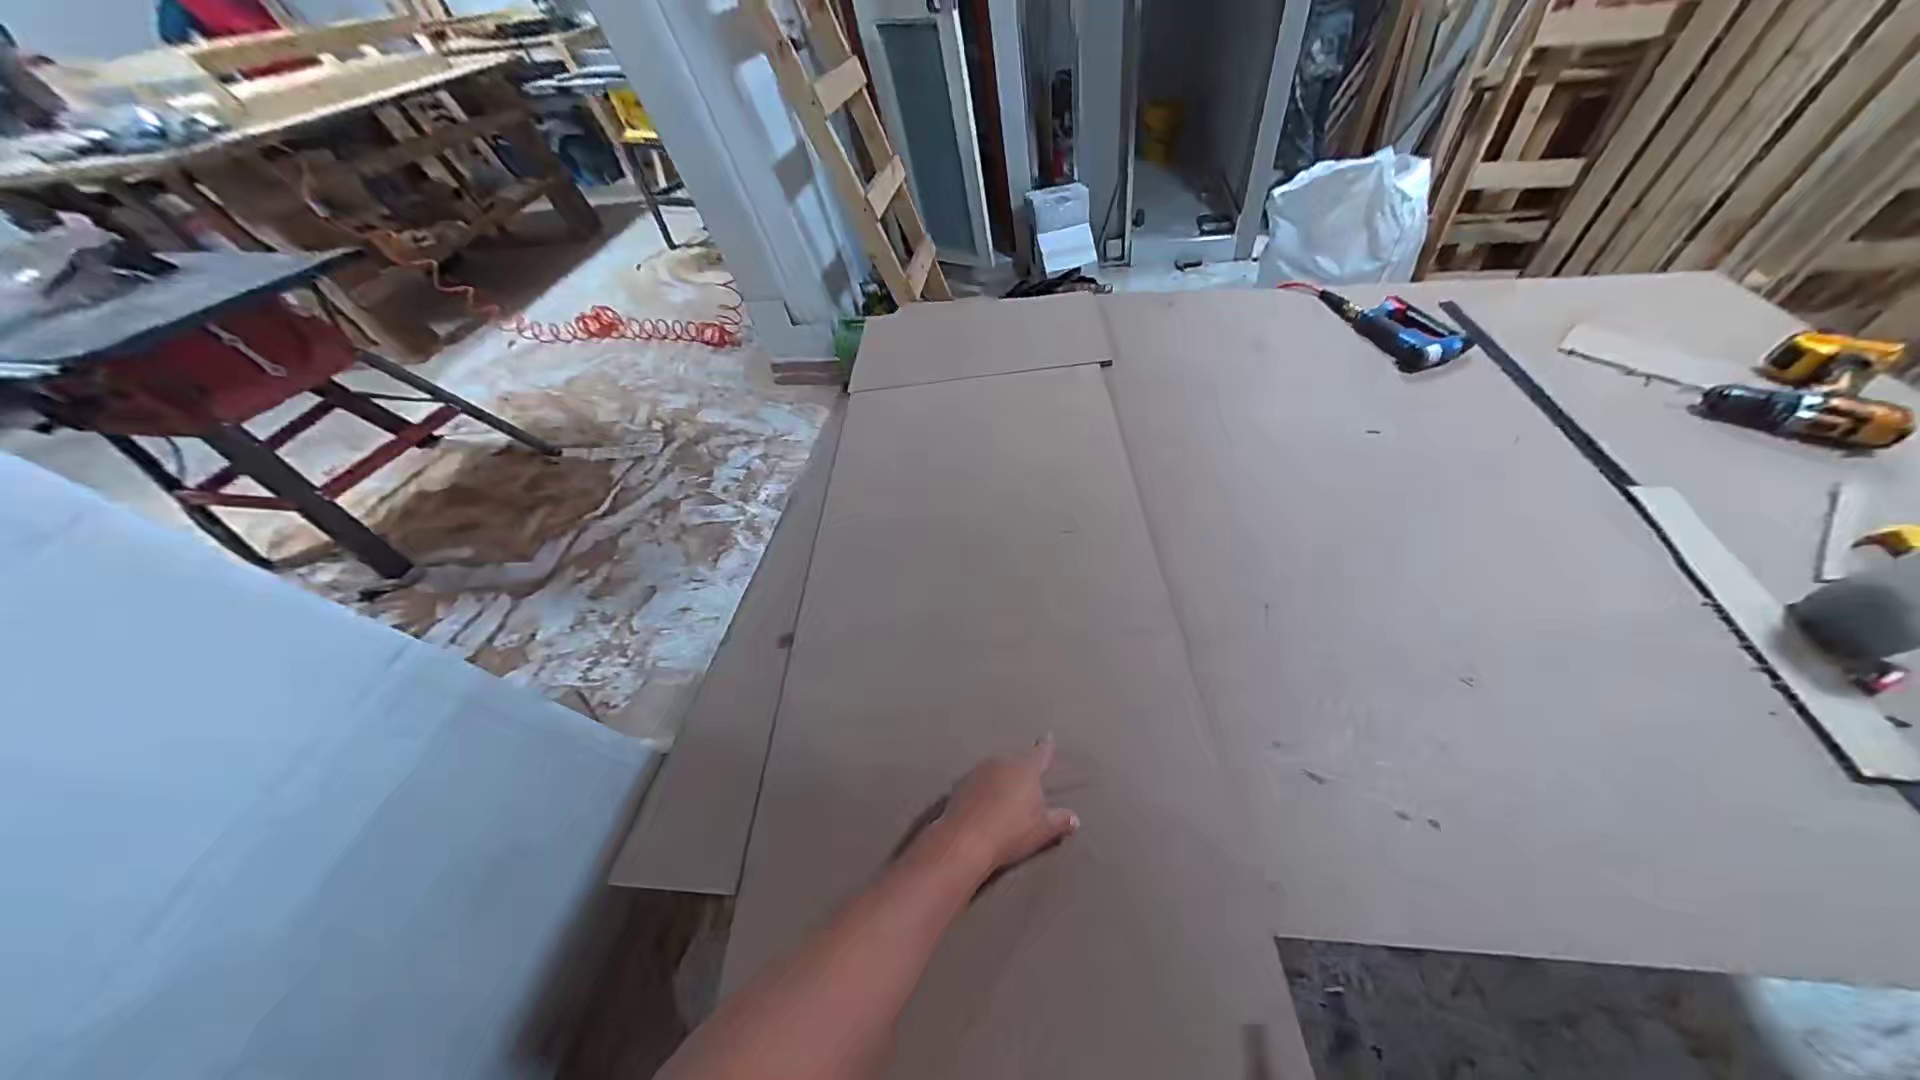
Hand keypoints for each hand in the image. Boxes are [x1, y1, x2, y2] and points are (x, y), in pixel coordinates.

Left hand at [932, 736, 1078, 877]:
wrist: (965, 840)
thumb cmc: (1010, 831)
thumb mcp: (1042, 829)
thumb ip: (1060, 821)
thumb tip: (1074, 819)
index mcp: (1026, 770)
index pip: (1041, 754)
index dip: (1046, 747)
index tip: (1048, 736)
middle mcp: (1002, 763)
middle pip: (1016, 762)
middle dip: (1022, 771)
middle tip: (1026, 787)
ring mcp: (978, 771)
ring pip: (995, 770)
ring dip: (1001, 780)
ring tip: (1004, 800)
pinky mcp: (960, 784)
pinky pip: (977, 783)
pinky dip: (982, 790)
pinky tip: (983, 807)